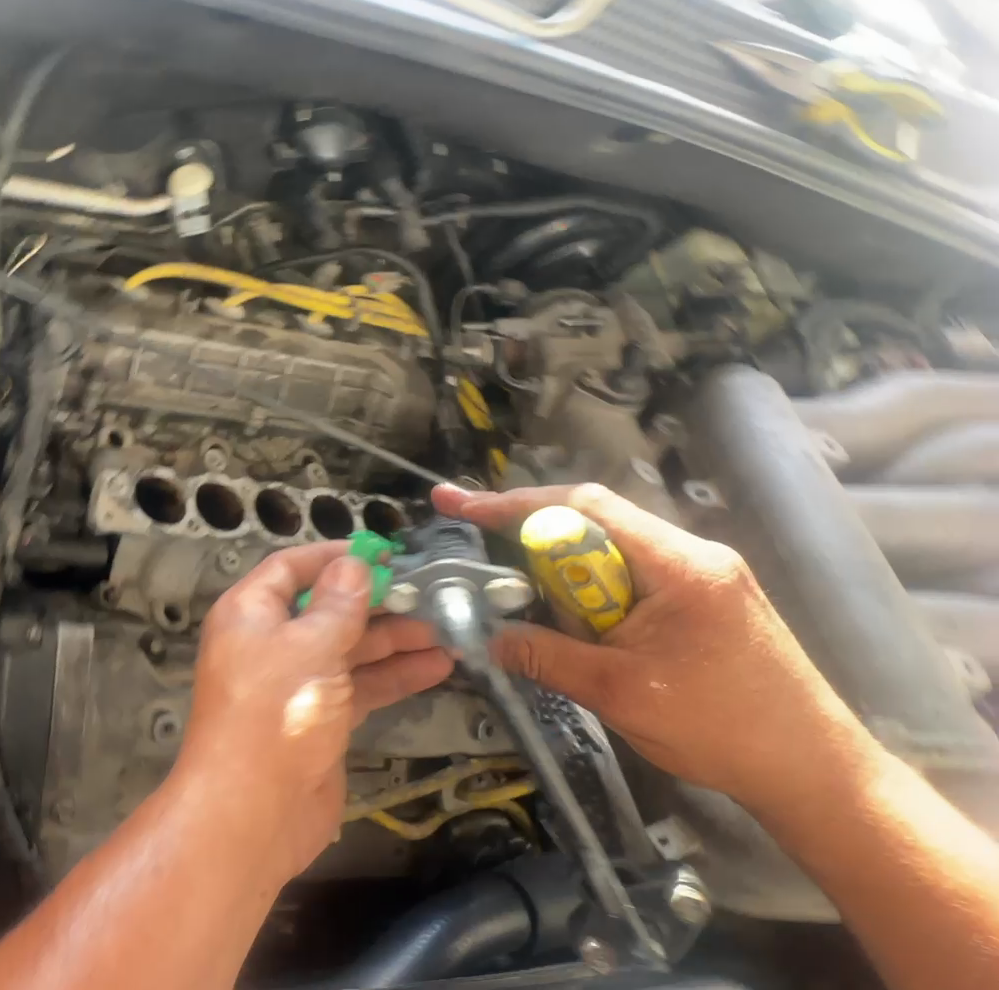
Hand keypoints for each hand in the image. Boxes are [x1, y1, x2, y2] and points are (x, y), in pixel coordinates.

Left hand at [176, 543, 453, 878]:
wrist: (253, 808)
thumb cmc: (275, 712)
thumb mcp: (308, 646)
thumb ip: (336, 604)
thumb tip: (353, 564)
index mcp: (249, 612)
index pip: (290, 567)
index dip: (334, 557)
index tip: (384, 553)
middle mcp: (268, 641)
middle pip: (324, 607)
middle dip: (375, 600)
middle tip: (431, 593)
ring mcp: (293, 681)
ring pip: (347, 647)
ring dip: (393, 638)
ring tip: (448, 628)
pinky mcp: (317, 717)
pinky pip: (357, 685)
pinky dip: (392, 675)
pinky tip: (438, 666)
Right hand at [433, 483, 875, 814]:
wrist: (819, 776)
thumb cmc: (724, 729)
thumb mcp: (618, 692)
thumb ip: (544, 655)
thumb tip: (480, 636)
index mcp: (679, 564)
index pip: (583, 506)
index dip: (513, 503)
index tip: (459, 507)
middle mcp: (692, 555)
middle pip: (591, 520)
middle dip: (524, 530)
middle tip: (467, 537)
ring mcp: (701, 577)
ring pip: (606, 549)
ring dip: (553, 566)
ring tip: (506, 586)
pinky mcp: (701, 602)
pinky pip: (624, 574)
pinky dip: (581, 587)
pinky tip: (559, 611)